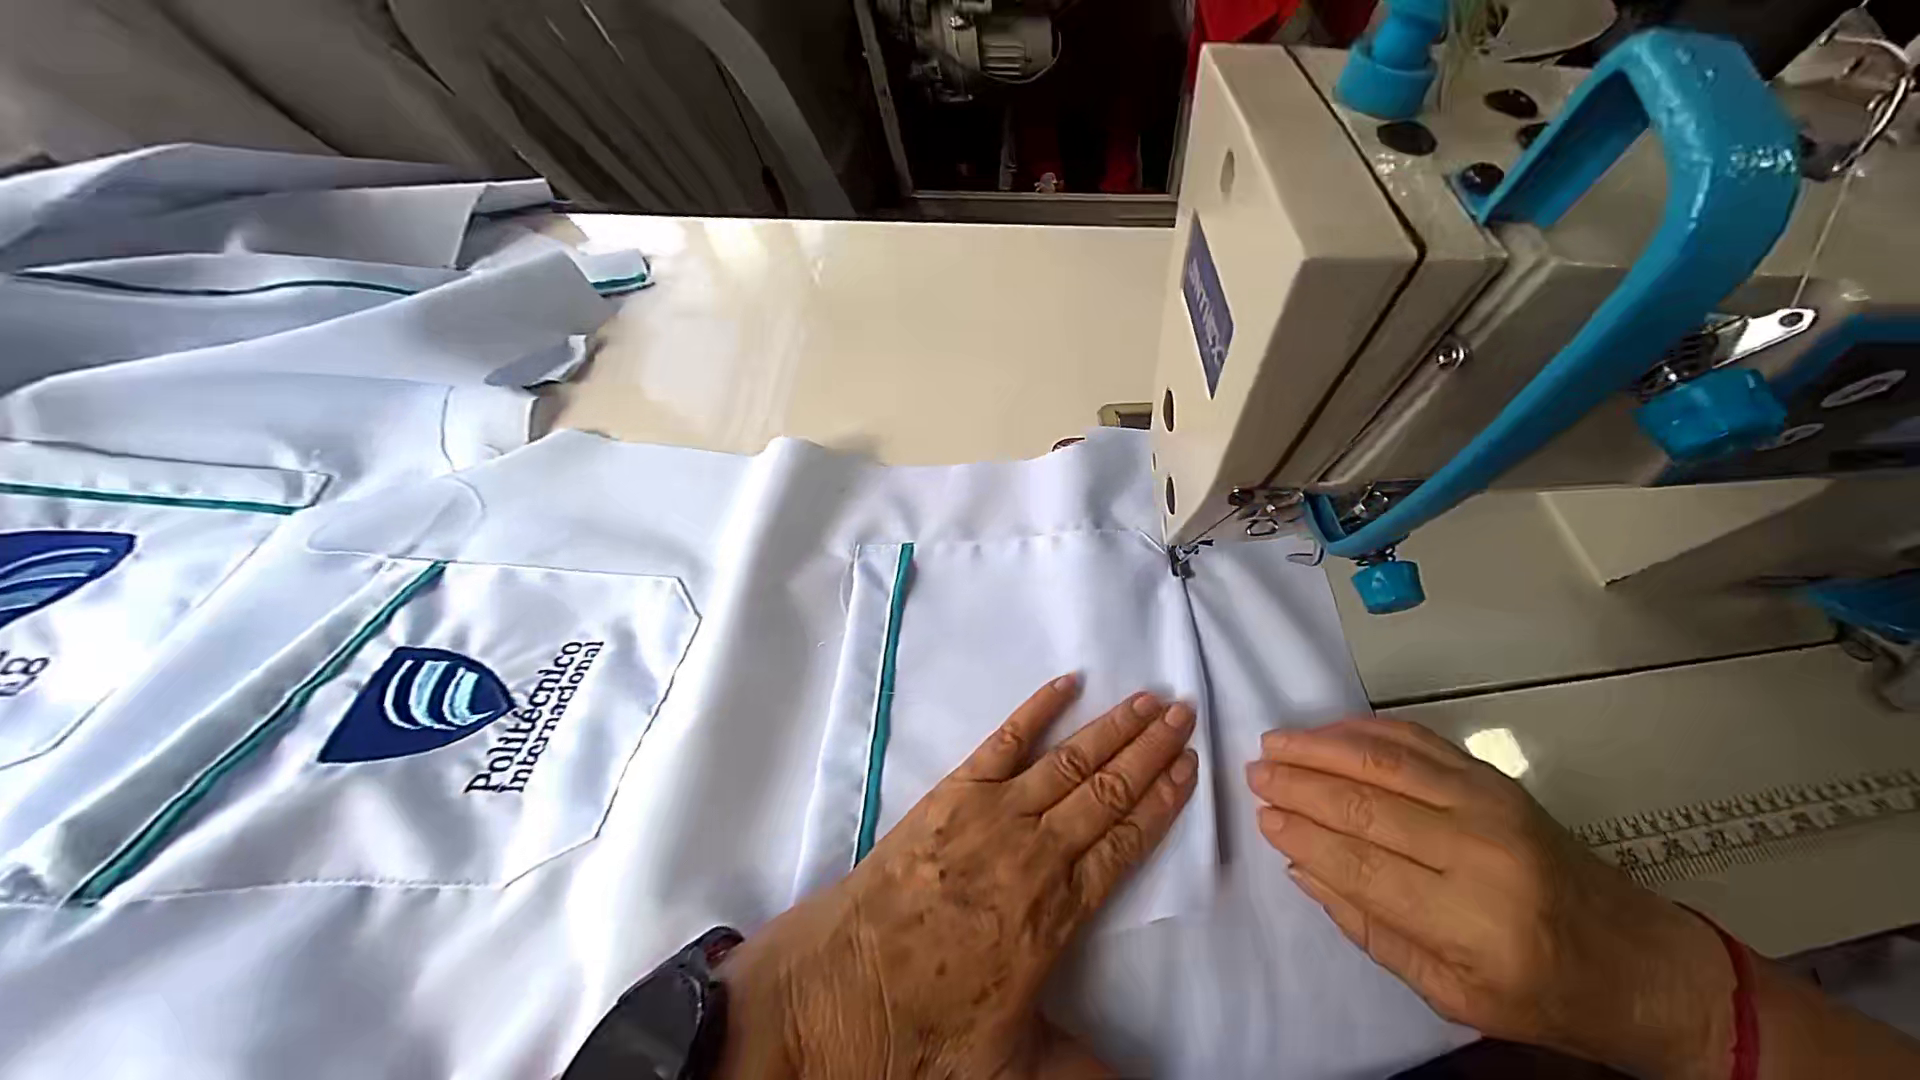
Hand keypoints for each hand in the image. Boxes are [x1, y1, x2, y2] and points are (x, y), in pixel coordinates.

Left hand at [716, 676, 1200, 1078]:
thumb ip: (1083, 1068)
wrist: (837, 992)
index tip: (1190, 767)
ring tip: (1148, 699)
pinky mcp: (952, 793)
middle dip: (1150, 750)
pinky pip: (1003, 741)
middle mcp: (1034, 851)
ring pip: (1068, 761)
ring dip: (1111, 728)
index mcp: (1058, 911)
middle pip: (1107, 790)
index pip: (1126, 841)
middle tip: (1183, 713)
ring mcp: (991, 814)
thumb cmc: (923, 1029)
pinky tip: (1066, 685)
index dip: (1162, 802)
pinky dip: (1036, 710)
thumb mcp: (1015, 1065)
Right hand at [1246, 717, 1733, 1079]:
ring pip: (1383, 761)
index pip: (1359, 863)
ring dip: (1319, 747)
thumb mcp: (1450, 992)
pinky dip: (1363, 729)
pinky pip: (1416, 740)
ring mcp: (1492, 805)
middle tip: (1255, 773)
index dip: (1301, 835)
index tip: (1261, 815)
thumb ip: (1367, 927)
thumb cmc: (1542, 992)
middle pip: (1363, 803)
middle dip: (1298, 784)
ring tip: (1275, 743)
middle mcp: (1482, 854)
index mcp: (1473, 923)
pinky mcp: (1496, 779)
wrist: (1644, 962)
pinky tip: (1328, 730)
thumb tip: (1300, 863)